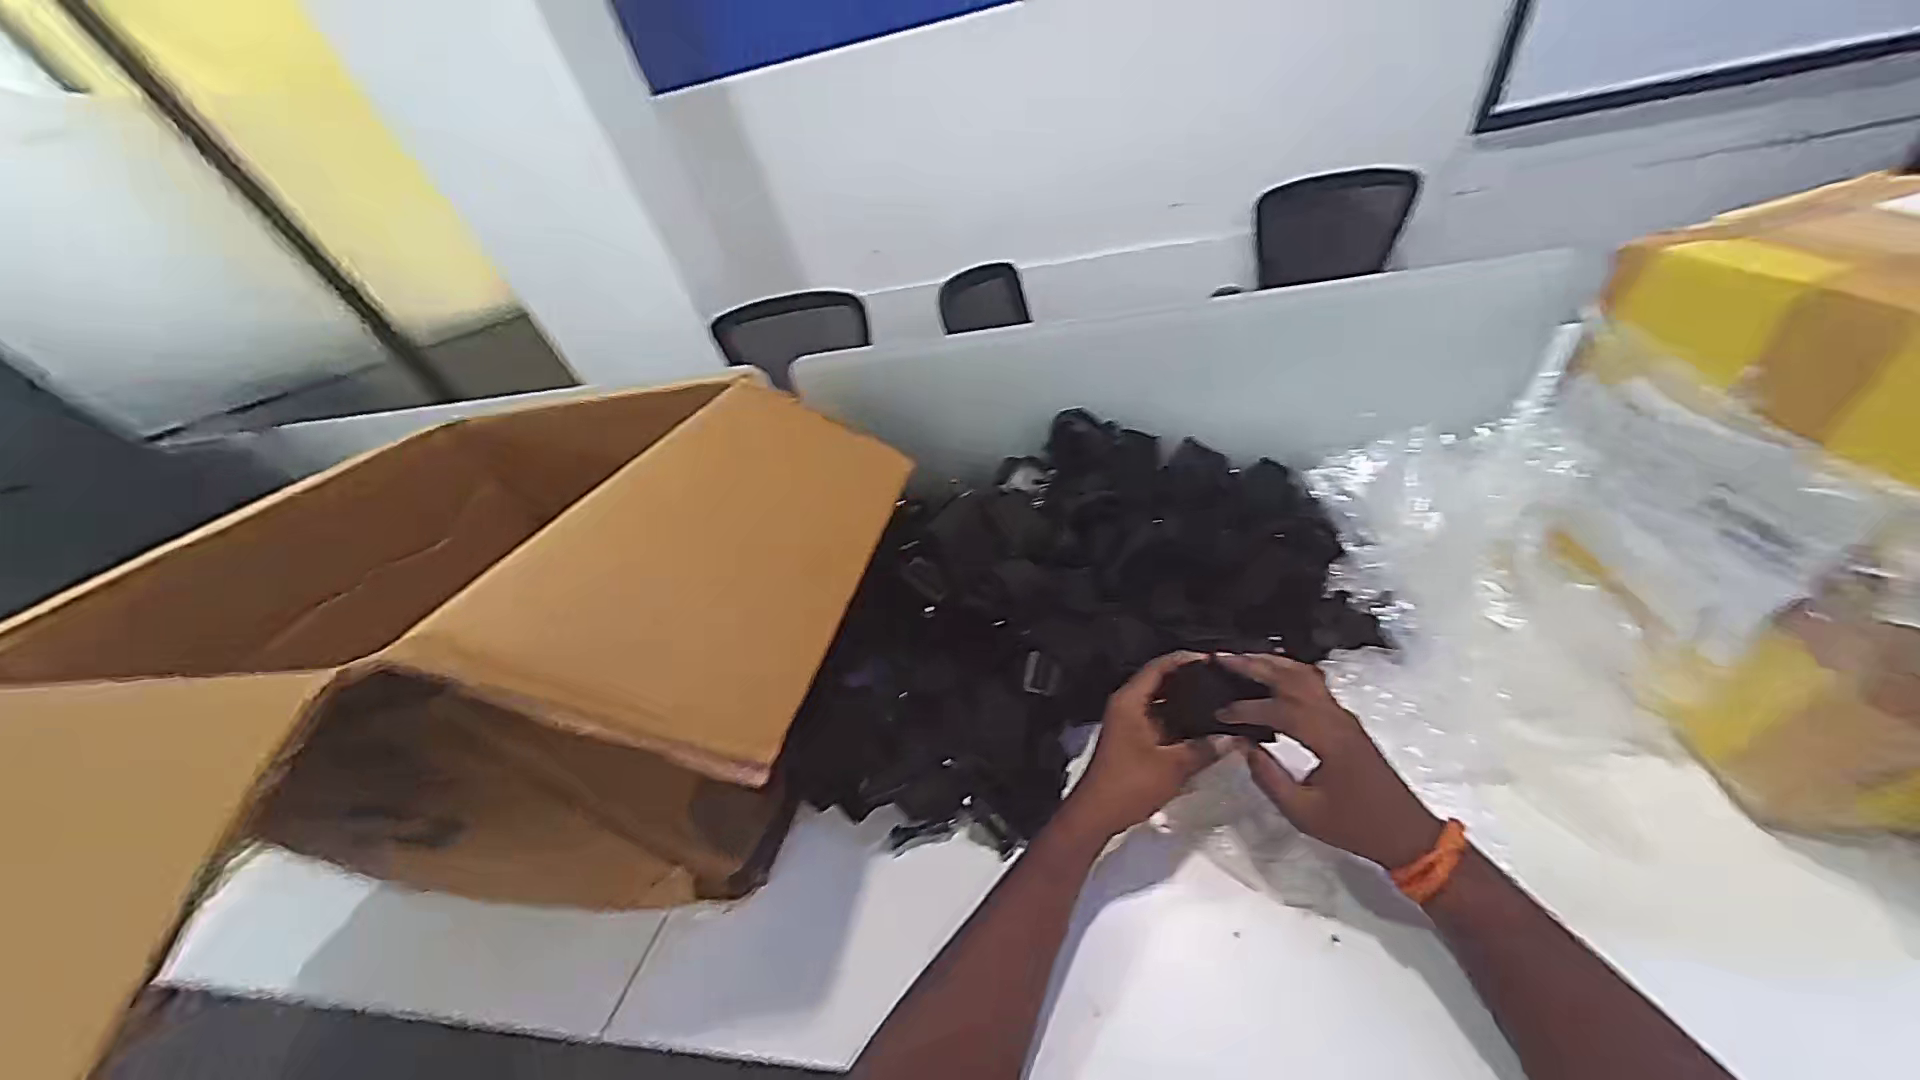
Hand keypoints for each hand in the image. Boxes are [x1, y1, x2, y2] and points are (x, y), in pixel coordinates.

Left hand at [1059, 652, 1219, 839]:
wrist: (1097, 812)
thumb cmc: (1129, 784)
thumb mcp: (1172, 766)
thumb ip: (1204, 749)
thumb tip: (1234, 739)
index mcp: (1130, 701)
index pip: (1158, 667)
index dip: (1184, 660)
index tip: (1211, 659)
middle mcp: (1127, 706)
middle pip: (1160, 683)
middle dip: (1189, 682)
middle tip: (1221, 682)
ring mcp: (1129, 723)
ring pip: (1161, 704)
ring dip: (1185, 705)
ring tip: (1219, 703)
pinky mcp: (1133, 739)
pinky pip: (1159, 721)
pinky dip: (1178, 722)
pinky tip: (1203, 729)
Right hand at [1217, 653, 1442, 868]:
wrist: (1407, 834)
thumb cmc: (1355, 825)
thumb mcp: (1303, 812)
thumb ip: (1268, 777)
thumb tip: (1242, 745)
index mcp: (1328, 739)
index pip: (1279, 710)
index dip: (1245, 709)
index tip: (1220, 714)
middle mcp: (1336, 718)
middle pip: (1293, 678)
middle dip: (1254, 665)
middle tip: (1222, 658)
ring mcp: (1343, 716)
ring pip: (1305, 674)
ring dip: (1271, 663)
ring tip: (1241, 659)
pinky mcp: (1344, 720)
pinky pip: (1313, 684)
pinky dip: (1286, 672)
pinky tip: (1270, 674)